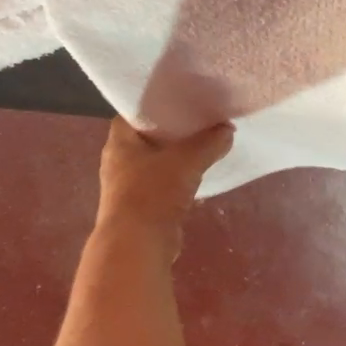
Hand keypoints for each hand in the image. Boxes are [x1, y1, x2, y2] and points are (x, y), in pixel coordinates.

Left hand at [95, 118, 233, 244]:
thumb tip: (227, 129)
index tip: (181, 104)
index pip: (133, 114)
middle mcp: (118, 161)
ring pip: (155, 163)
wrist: (138, 242)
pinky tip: (198, 179)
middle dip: (171, 133)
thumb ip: (208, 143)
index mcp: (120, 142)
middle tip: (199, 125)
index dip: (156, 106)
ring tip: (203, 150)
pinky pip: (161, 185)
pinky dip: (178, 181)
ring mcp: (127, 186)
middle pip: (146, 139)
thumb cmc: (153, 192)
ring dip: (176, 159)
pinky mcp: (140, 206)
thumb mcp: (186, 161)